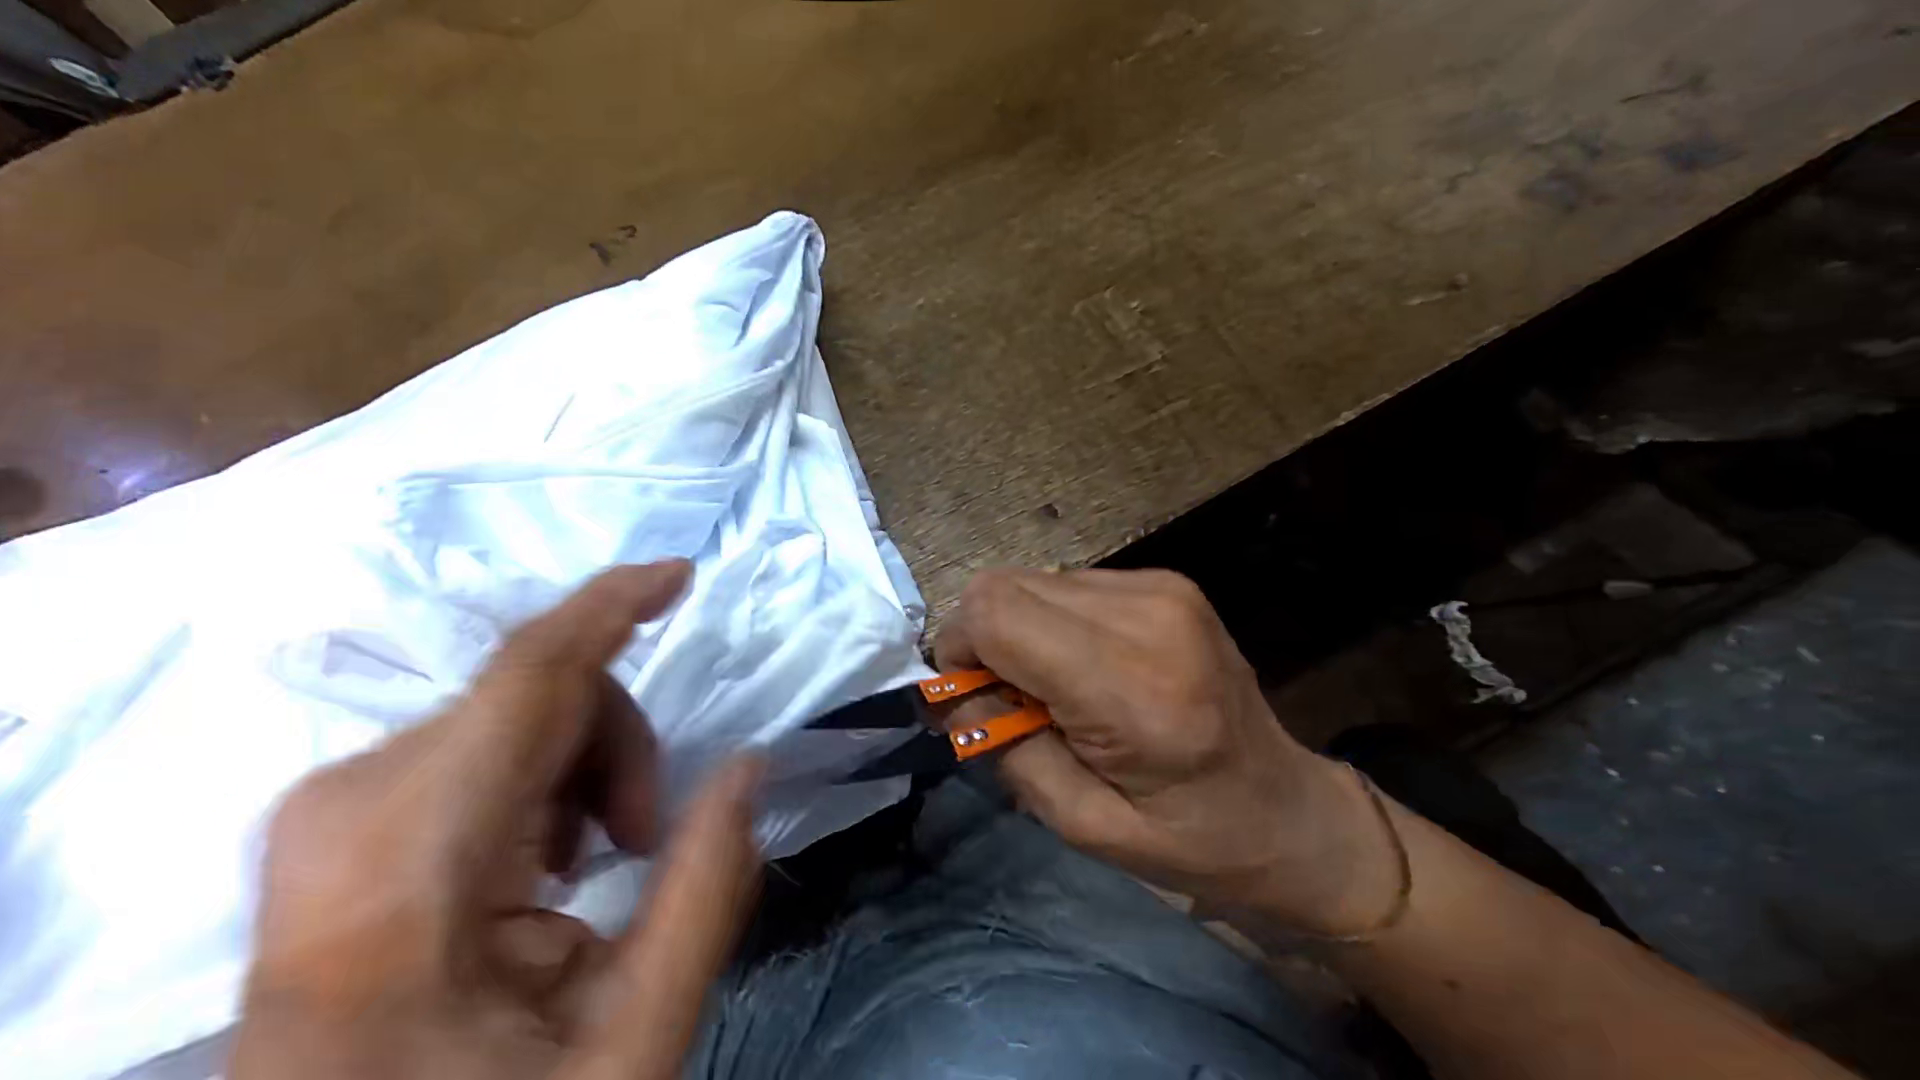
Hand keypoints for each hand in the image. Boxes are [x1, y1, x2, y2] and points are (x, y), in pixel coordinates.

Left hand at [231, 562, 763, 1079]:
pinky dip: (541, 777)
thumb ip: (705, 889)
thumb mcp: (627, 1037)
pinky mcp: (335, 816)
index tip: (682, 573)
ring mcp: (328, 809)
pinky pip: (475, 738)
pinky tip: (546, 855)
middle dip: (620, 740)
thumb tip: (751, 764)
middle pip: (533, 692)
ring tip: (601, 856)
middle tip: (648, 832)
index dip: (612, 608)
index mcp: (410, 867)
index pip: (528, 678)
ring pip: (510, 709)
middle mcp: (348, 807)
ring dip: (586, 762)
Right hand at [938, 568, 1400, 936]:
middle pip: (1005, 586)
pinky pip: (1068, 583)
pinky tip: (1083, 666)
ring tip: (1051, 687)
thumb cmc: (1189, 838)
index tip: (967, 697)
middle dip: (982, 639)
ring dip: (1018, 629)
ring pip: (1032, 579)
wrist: (1288, 810)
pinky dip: (1052, 621)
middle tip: (1006, 698)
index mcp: (1131, 688)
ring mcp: (1162, 589)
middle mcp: (1147, 617)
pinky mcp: (1167, 582)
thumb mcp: (1082, 824)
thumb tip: (950, 691)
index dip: (959, 649)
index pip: (998, 615)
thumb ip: (1005, 747)